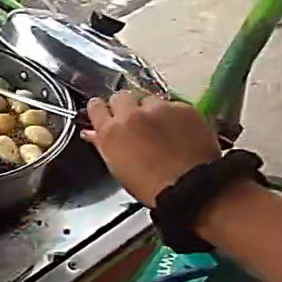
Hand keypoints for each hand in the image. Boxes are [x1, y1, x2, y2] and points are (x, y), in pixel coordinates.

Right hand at [83, 92, 222, 204]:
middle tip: (132, 120)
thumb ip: (103, 143)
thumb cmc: (149, 184)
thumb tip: (92, 133)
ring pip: (148, 99)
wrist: (189, 186)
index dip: (100, 109)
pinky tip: (177, 130)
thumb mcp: (116, 166)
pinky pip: (173, 105)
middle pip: (121, 96)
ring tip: (158, 127)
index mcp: (110, 131)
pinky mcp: (183, 109)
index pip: (95, 106)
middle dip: (124, 105)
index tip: (104, 113)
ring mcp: (158, 109)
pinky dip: (173, 114)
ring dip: (150, 109)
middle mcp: (131, 115)